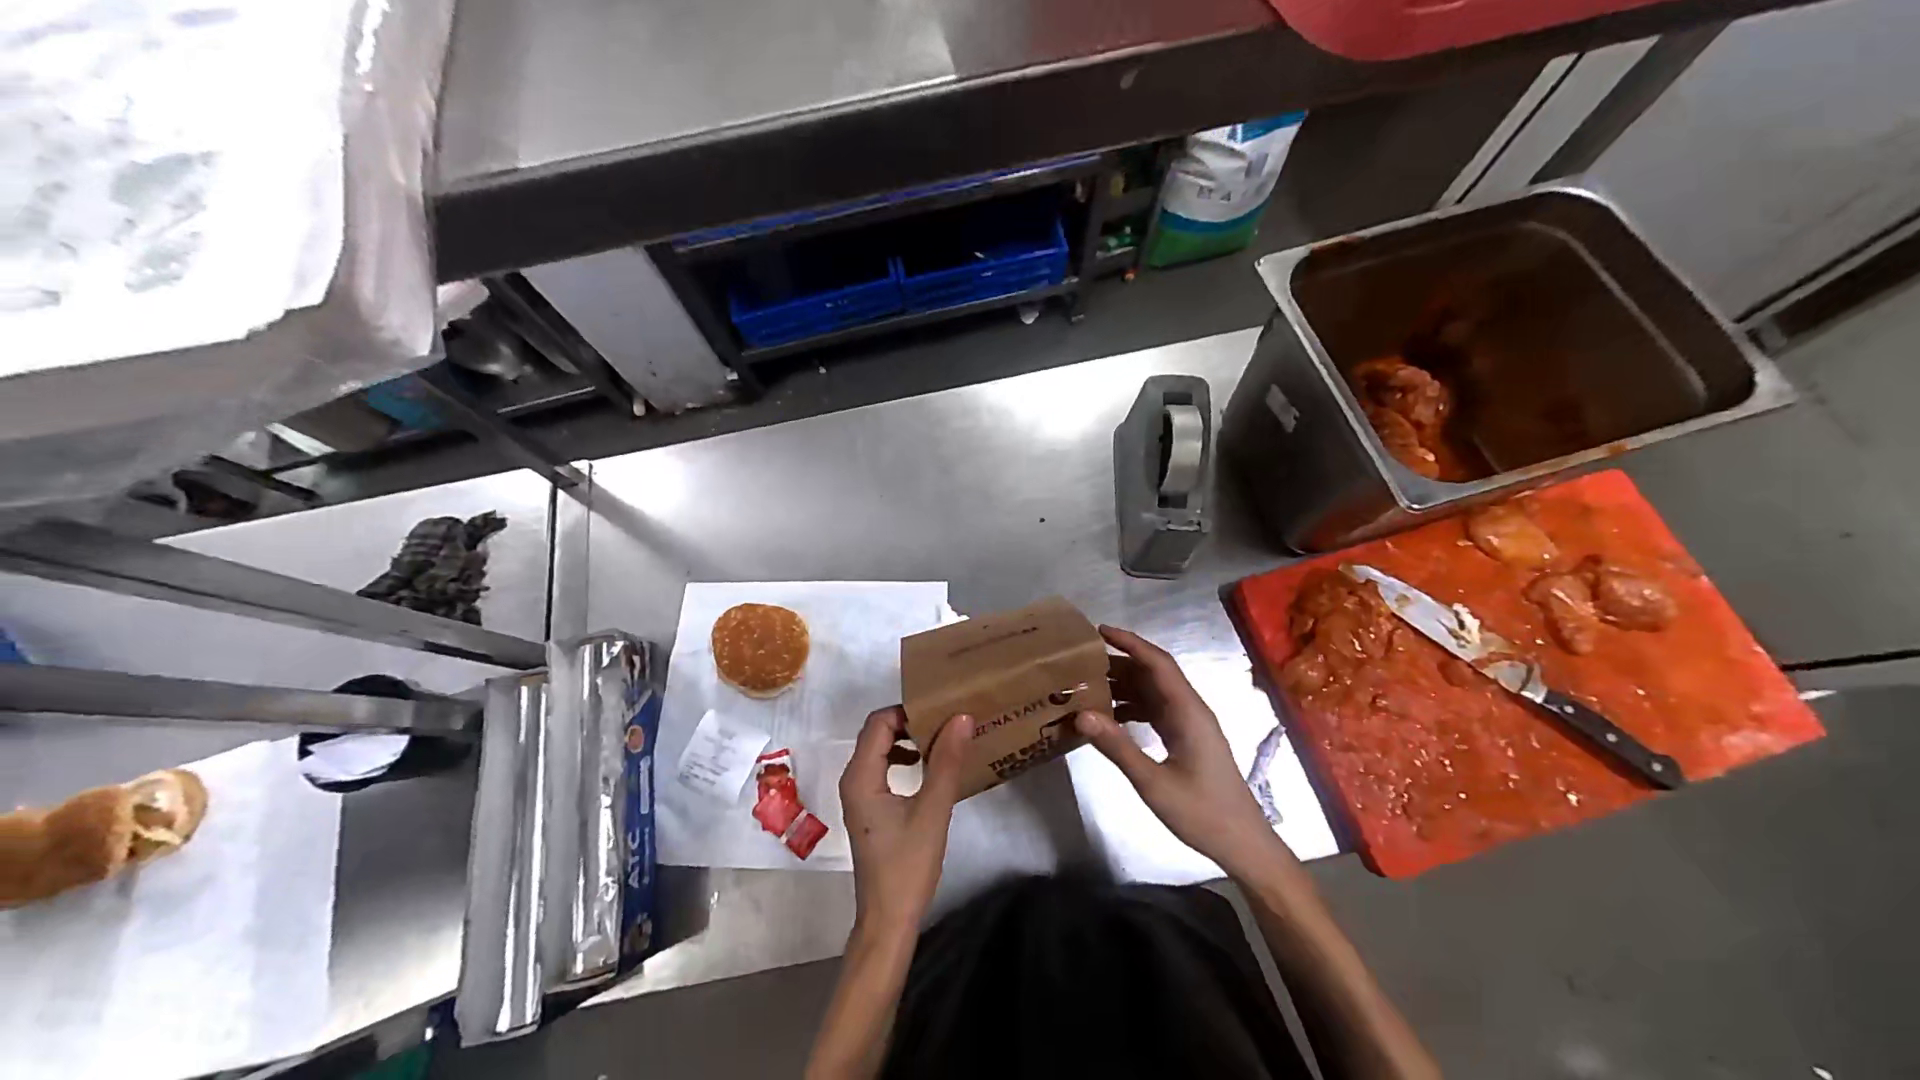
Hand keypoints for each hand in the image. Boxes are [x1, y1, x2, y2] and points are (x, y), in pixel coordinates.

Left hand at [839, 706, 971, 934]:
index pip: (879, 722)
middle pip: (877, 733)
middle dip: (910, 722)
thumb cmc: (908, 865)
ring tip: (942, 741)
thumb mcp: (933, 810)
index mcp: (861, 776)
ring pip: (879, 750)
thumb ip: (947, 761)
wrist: (888, 919)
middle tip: (946, 721)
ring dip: (907, 740)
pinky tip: (928, 768)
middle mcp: (853, 779)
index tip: (942, 711)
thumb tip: (962, 717)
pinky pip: (882, 768)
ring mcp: (858, 794)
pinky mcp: (868, 808)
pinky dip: (903, 759)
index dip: (908, 711)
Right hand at [1076, 626, 1288, 878]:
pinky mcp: (1185, 740)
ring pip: (1152, 693)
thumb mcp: (1153, 783)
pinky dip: (1130, 707)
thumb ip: (1118, 747)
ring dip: (1123, 686)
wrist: (1243, 844)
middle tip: (1081, 661)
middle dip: (1118, 663)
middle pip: (1153, 674)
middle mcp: (1190, 710)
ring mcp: (1189, 725)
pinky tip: (1107, 717)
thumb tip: (1081, 715)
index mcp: (1188, 712)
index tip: (1099, 631)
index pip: (1158, 663)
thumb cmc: (1202, 813)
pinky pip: (1154, 711)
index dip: (1130, 643)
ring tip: (1087, 686)